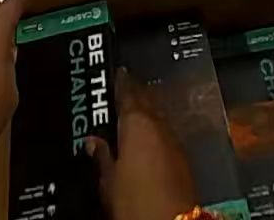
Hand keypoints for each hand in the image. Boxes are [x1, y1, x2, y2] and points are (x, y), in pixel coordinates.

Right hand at [86, 71, 197, 219]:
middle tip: (123, 88)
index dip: (121, 81)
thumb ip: (102, 157)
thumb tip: (92, 141)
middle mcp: (156, 124)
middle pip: (145, 100)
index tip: (118, 72)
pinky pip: (164, 132)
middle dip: (134, 94)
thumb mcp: (110, 182)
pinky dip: (155, 130)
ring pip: (156, 116)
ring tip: (132, 113)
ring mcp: (172, 139)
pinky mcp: (181, 156)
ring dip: (146, 112)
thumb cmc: (136, 202)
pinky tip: (147, 138)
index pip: (127, 92)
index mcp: (136, 122)